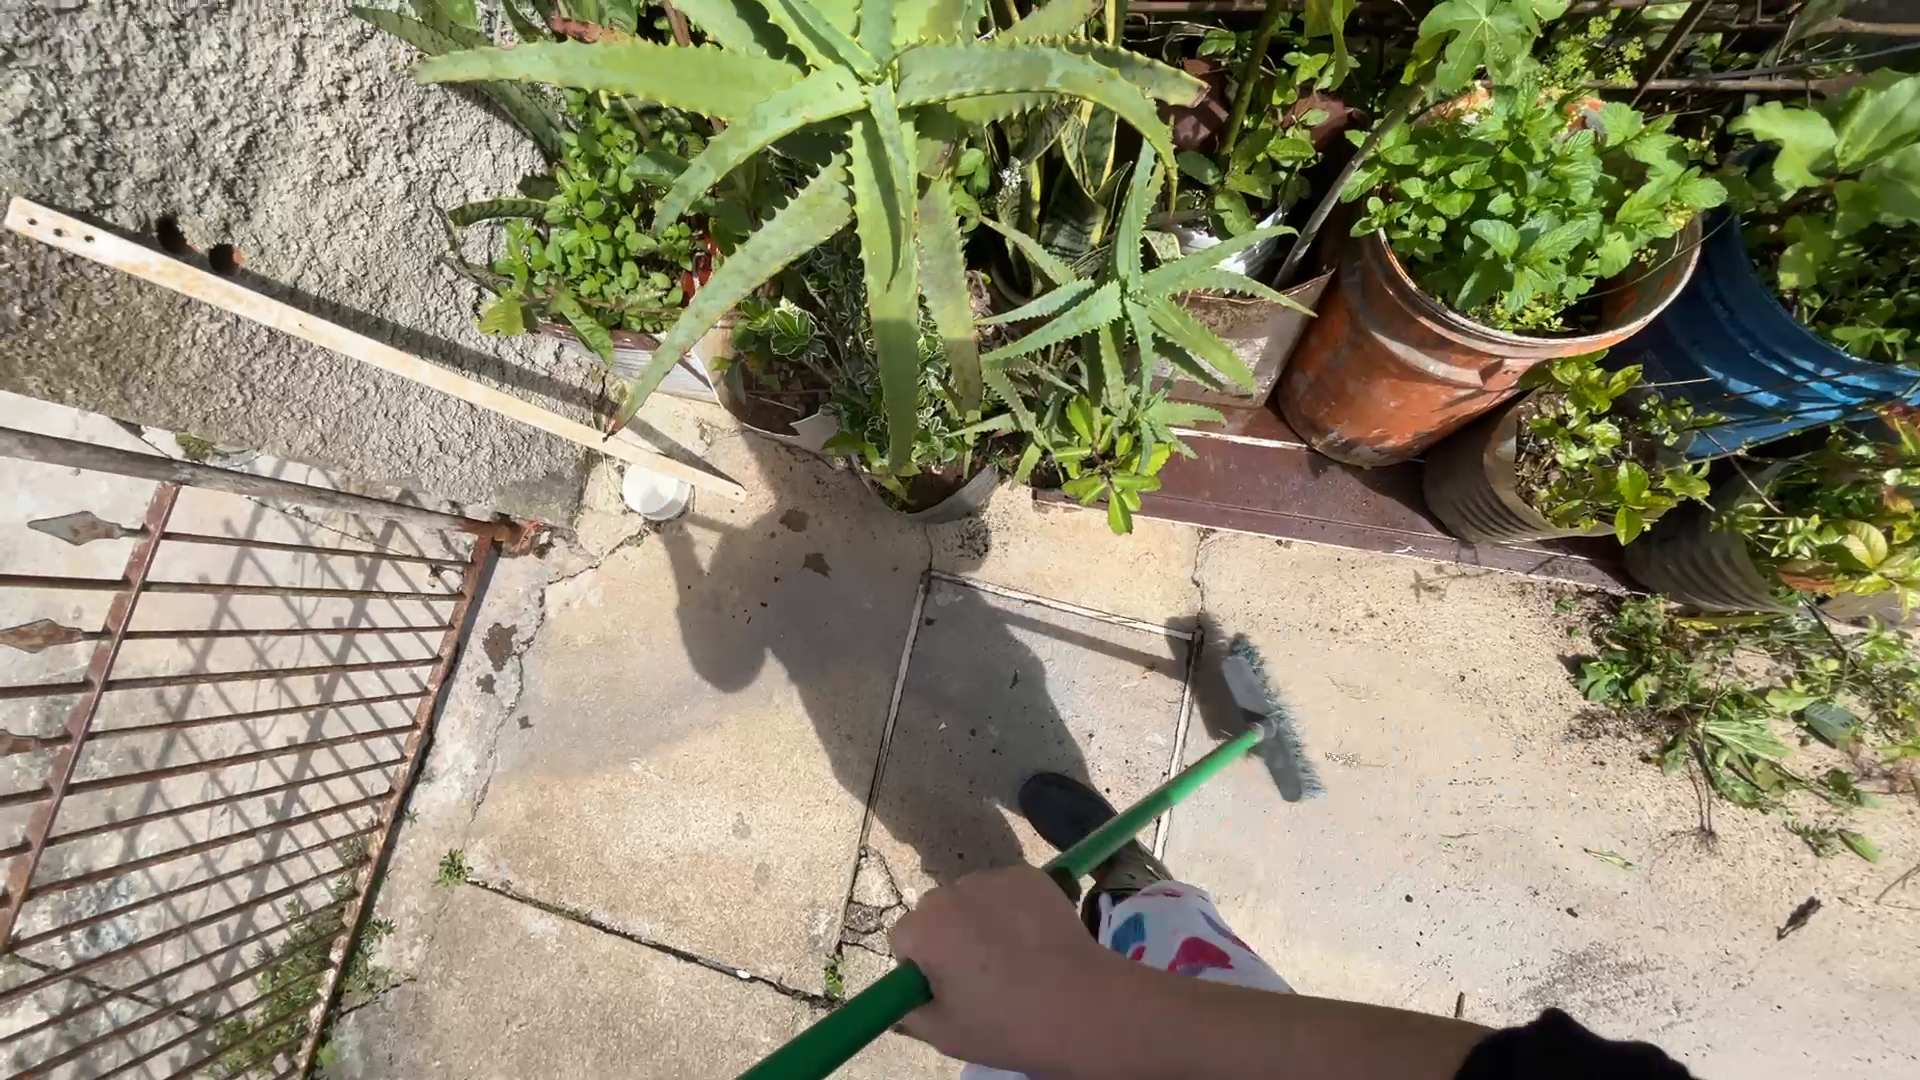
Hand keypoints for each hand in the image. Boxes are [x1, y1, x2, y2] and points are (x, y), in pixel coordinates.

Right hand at [889, 865, 1125, 1073]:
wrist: (1082, 1003)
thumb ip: (911, 1013)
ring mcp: (994, 876)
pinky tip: (1034, 937)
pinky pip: (1006, 888)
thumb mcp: (946, 1034)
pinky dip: (1013, 907)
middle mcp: (954, 889)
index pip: (904, 936)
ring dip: (981, 918)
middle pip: (937, 910)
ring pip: (973, 896)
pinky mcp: (1028, 874)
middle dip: (949, 935)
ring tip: (1013, 955)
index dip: (921, 963)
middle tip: (979, 973)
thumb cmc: (1007, 1023)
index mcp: (927, 927)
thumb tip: (902, 1002)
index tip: (946, 985)